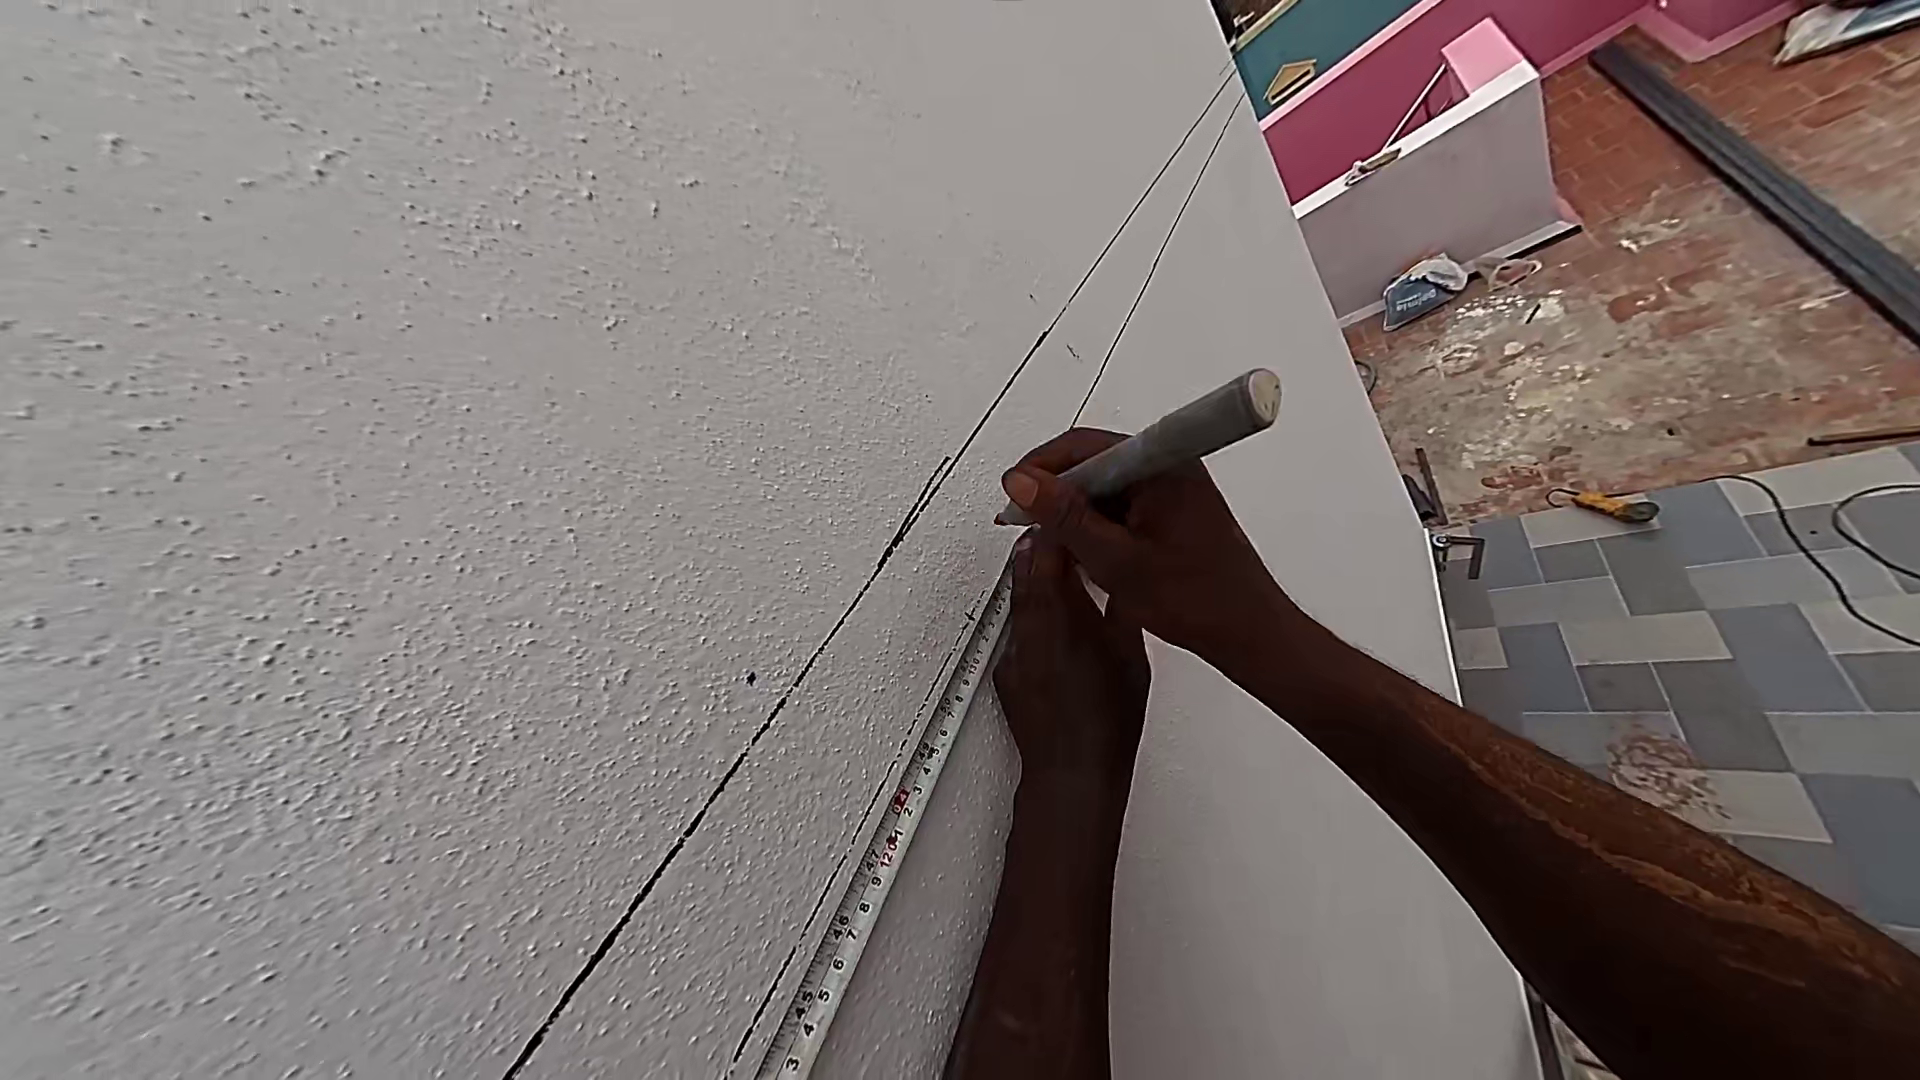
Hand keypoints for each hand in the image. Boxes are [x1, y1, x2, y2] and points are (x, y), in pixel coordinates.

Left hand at [992, 529, 1149, 783]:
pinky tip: (1049, 619)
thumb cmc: (1104, 721)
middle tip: (1057, 529)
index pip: (1052, 551)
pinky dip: (1030, 610)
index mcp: (1064, 615)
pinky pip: (1016, 626)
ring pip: (1018, 594)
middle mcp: (1032, 626)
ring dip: (1033, 573)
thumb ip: (1121, 612)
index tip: (1069, 512)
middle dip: (1041, 542)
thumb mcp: (1130, 655)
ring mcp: (1015, 648)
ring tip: (1053, 564)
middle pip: (1027, 566)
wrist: (1072, 770)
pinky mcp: (1007, 669)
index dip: (1059, 527)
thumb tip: (1122, 591)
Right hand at [999, 428, 1304, 676]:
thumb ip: (1064, 516)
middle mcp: (1170, 466)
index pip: (1083, 445)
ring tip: (1062, 543)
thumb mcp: (1114, 558)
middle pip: (1093, 461)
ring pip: (1105, 485)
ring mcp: (1173, 486)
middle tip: (1030, 518)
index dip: (1041, 468)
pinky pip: (1122, 502)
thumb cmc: (1200, 599)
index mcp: (1161, 466)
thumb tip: (1024, 484)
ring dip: (1076, 511)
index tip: (1017, 492)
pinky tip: (1089, 549)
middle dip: (1056, 492)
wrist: (1245, 630)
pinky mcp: (1172, 507)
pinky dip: (1098, 523)